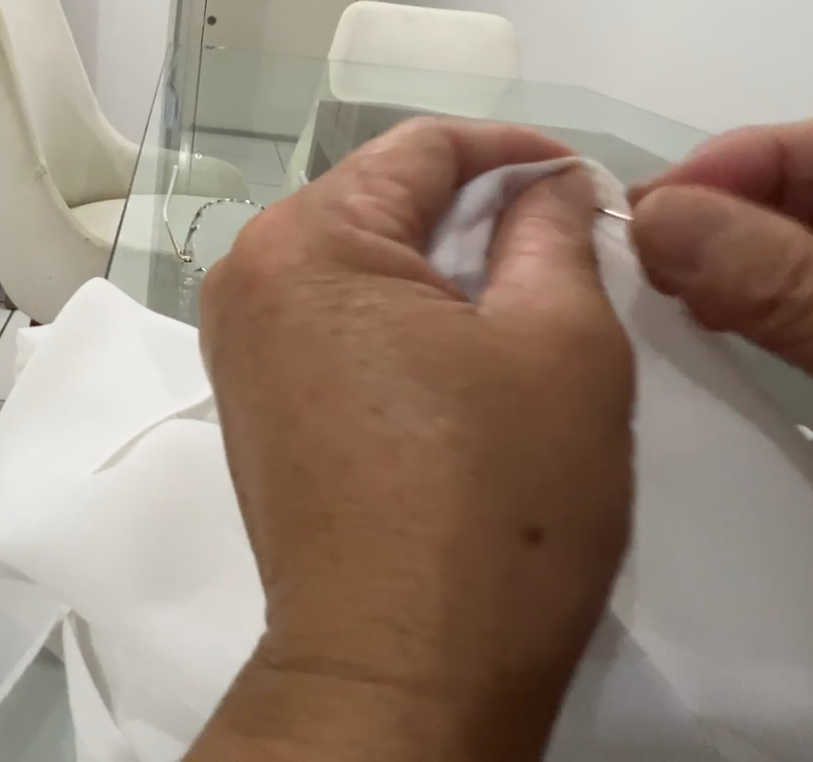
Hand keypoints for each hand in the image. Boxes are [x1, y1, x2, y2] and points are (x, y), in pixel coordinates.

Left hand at [195, 119, 634, 761]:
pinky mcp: (247, 388)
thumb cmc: (493, 503)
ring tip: (512, 293)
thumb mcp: (559, 342)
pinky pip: (325, 310)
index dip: (511, 150)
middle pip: (376, 196)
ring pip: (350, 254)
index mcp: (306, 238)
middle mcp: (248, 270)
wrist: (396, 667)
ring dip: (432, 260)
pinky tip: (448, 345)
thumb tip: (547, 181)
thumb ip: (551, 230)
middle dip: (470, 207)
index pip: (419, 146)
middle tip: (557, 241)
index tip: (577, 180)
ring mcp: (236, 334)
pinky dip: (390, 307)